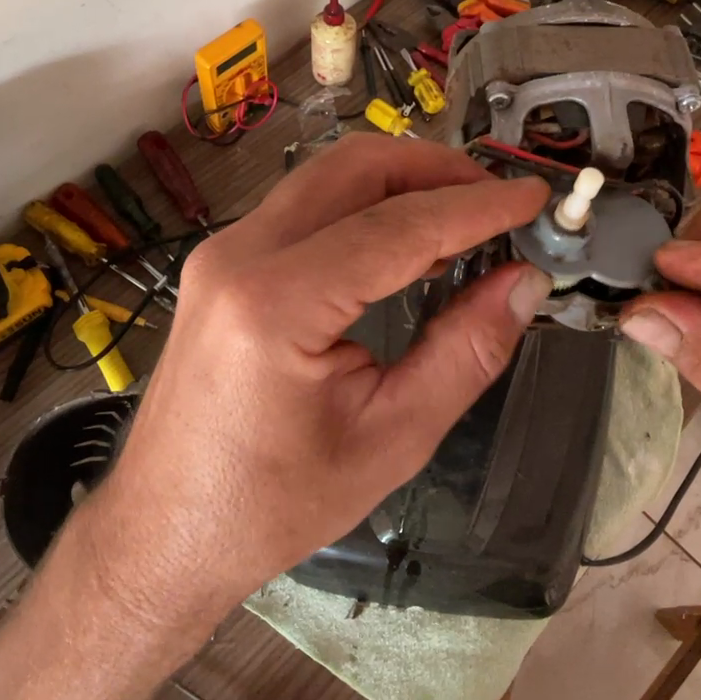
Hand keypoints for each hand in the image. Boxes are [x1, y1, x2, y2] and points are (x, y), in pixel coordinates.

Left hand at [92, 134, 550, 612]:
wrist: (166, 530)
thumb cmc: (274, 504)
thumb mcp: (390, 439)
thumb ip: (464, 352)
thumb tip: (523, 282)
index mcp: (275, 302)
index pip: (395, 226)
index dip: (475, 206)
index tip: (534, 197)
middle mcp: (239, 254)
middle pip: (352, 169)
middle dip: (435, 170)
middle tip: (498, 200)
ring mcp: (221, 253)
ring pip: (326, 178)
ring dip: (399, 182)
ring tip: (462, 220)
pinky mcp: (221, 263)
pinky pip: (303, 208)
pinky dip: (363, 207)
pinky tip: (403, 244)